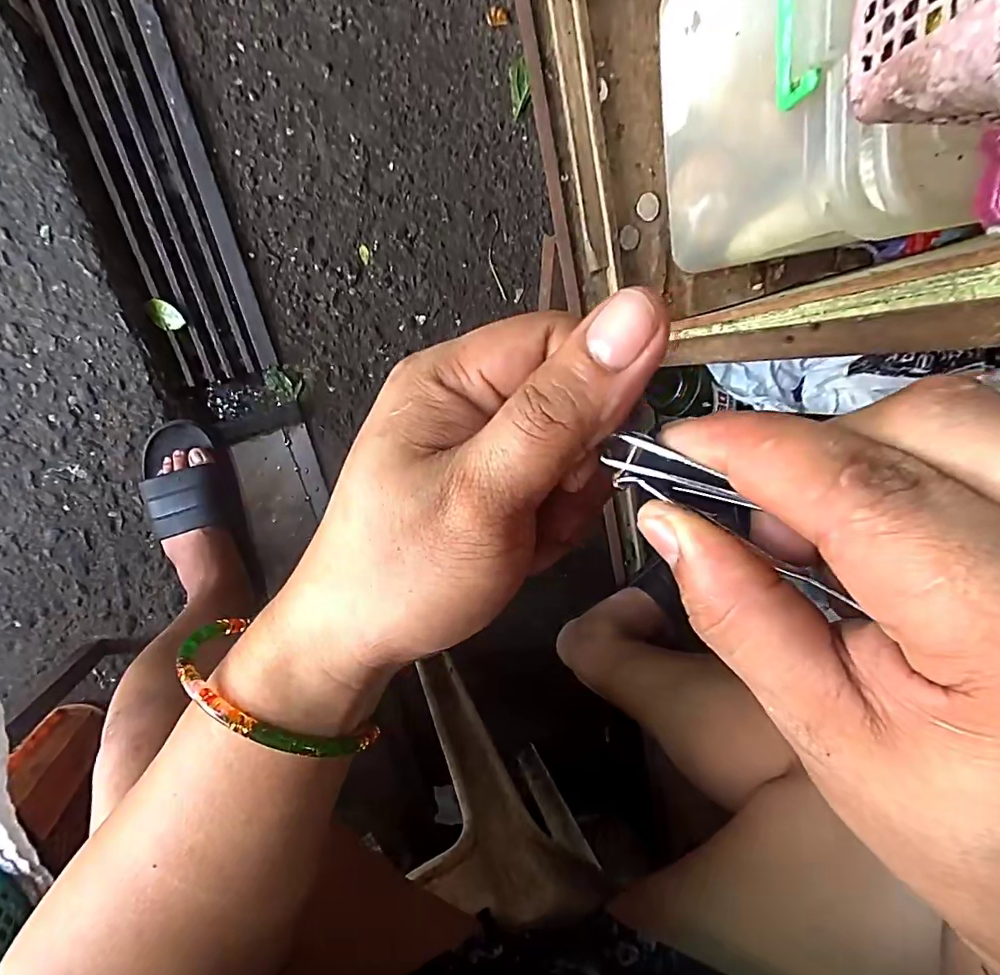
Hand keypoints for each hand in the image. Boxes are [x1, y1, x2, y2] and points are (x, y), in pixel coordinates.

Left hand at [259, 288, 667, 686]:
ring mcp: (482, 446)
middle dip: (579, 462)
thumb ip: (560, 410)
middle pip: (576, 397)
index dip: (599, 390)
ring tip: (524, 538)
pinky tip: (521, 549)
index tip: (591, 456)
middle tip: (543, 510)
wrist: (358, 640)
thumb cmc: (404, 570)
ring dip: (569, 501)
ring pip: (577, 449)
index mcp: (452, 376)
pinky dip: (555, 524)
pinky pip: (561, 488)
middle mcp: (468, 399)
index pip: (562, 339)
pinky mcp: (496, 485)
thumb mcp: (485, 491)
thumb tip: (642, 308)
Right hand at [642, 378, 999, 974]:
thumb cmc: (958, 836)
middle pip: (946, 429)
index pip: (882, 504)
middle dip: (824, 453)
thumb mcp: (822, 740)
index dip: (768, 452)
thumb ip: (740, 618)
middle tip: (775, 523)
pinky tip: (927, 537)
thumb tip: (669, 520)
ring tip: (846, 535)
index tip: (689, 436)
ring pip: (997, 422)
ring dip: (882, 456)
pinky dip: (948, 472)